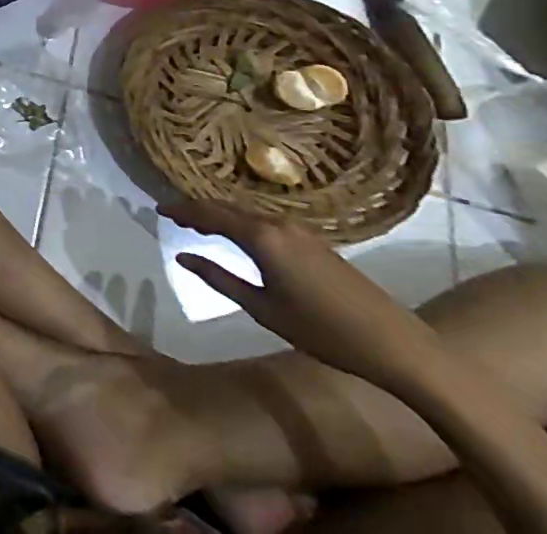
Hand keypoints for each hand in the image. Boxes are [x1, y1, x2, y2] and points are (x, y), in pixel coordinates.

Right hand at [161, 199, 442, 386]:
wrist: (388, 339)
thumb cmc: (320, 329)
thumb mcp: (262, 308)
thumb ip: (220, 278)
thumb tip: (183, 256)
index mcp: (263, 237)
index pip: (212, 214)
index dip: (183, 210)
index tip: (158, 208)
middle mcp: (278, 223)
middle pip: (229, 207)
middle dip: (198, 208)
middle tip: (171, 213)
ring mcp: (299, 229)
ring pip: (247, 212)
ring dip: (220, 214)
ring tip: (197, 223)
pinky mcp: (311, 240)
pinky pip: (264, 220)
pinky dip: (241, 222)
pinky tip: (235, 234)